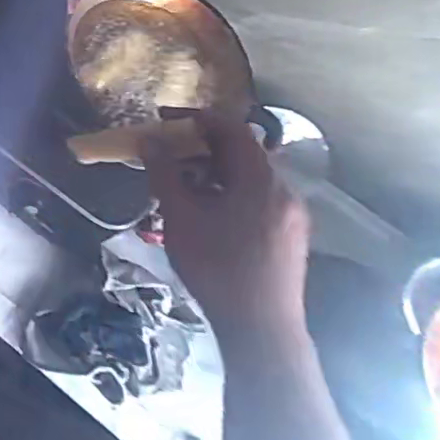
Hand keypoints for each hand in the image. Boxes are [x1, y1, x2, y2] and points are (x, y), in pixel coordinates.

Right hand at [144, 110, 309, 348]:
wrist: (260, 322)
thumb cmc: (215, 263)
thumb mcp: (179, 214)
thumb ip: (164, 173)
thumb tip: (149, 140)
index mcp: (262, 183)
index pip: (234, 132)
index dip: (197, 118)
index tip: (162, 117)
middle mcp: (284, 192)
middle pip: (244, 152)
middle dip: (201, 142)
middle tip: (162, 145)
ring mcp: (290, 213)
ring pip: (248, 174)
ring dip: (210, 165)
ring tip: (173, 174)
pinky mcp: (286, 230)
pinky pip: (254, 193)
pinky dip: (224, 185)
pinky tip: (199, 200)